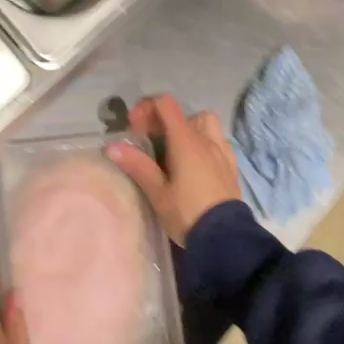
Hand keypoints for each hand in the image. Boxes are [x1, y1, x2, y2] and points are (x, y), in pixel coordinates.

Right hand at [108, 94, 242, 244]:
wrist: (226, 239)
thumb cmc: (188, 213)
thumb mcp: (158, 192)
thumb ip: (137, 165)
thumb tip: (112, 146)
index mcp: (186, 141)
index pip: (166, 105)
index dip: (147, 108)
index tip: (134, 127)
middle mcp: (206, 139)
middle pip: (184, 113)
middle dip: (164, 120)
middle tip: (150, 140)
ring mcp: (222, 151)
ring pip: (206, 124)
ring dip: (188, 128)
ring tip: (175, 149)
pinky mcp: (231, 166)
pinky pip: (217, 141)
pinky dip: (204, 142)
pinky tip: (196, 163)